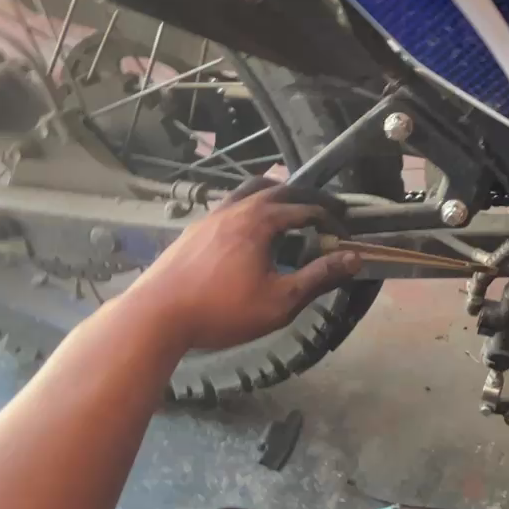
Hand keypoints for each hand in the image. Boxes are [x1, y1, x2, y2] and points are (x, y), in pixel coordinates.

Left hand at [118, 179, 361, 352]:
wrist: (153, 318)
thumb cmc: (221, 311)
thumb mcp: (280, 301)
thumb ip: (319, 277)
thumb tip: (355, 258)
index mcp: (261, 221)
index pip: (307, 209)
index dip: (331, 220)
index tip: (345, 235)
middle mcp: (238, 209)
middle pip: (281, 190)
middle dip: (309, 198)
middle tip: (329, 210)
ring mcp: (212, 216)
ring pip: (251, 191)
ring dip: (278, 194)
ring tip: (291, 204)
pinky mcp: (194, 229)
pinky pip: (231, 204)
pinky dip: (252, 205)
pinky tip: (251, 227)